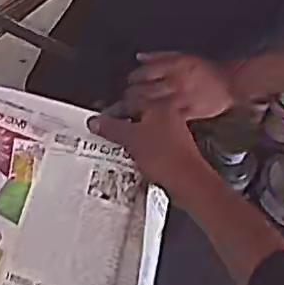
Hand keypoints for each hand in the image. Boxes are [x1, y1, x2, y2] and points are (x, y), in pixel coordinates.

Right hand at [87, 108, 211, 194]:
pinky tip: (132, 158)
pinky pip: (152, 144)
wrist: (189, 182)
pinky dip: (140, 148)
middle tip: (105, 134)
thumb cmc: (163, 156)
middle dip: (120, 125)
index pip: (128, 102)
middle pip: (137, 115)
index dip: (111, 112)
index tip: (99, 122)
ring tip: (115, 147)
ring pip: (144, 130)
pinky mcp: (175, 149)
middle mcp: (168, 115)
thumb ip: (110, 128)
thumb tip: (94, 121)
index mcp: (158, 106)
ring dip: (130, 138)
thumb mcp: (130, 139)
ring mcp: (173, 133)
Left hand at [122, 52, 237, 120]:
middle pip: (144, 91)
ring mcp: (181, 100)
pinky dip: (155, 121)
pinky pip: (167, 119)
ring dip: (138, 110)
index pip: (144, 73)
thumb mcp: (182, 56)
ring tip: (129, 112)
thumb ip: (158, 56)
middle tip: (122, 101)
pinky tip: (146, 124)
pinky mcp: (188, 114)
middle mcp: (175, 82)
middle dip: (130, 96)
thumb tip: (139, 57)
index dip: (133, 78)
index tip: (129, 81)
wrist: (229, 83)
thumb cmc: (204, 69)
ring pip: (153, 106)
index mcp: (173, 67)